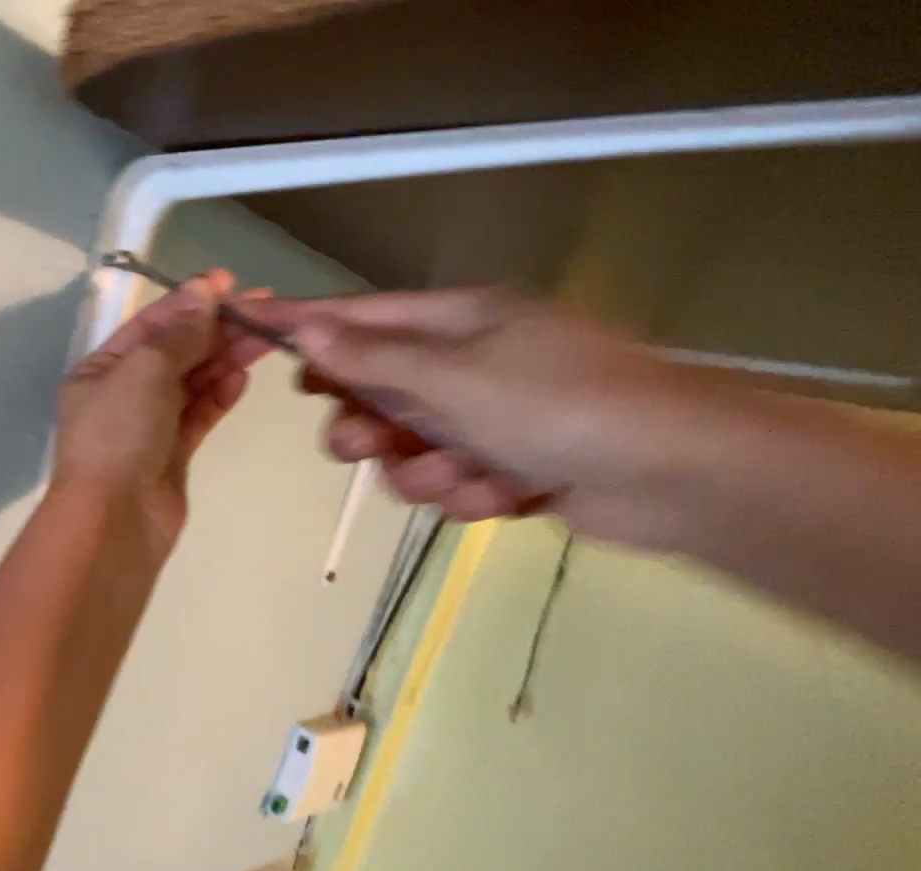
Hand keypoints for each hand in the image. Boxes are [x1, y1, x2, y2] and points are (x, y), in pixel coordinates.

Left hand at [53, 270, 274, 554]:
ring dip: (223, 359)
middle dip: (214, 330)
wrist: (114, 520)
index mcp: (98, 371)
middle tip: (264, 309)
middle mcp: (119, 396)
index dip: (187, 301)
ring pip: (190, 384)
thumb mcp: (143, 370)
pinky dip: (219, 396)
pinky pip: (198, 416)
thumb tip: (203, 296)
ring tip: (263, 340)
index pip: (147, 326)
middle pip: (173, 353)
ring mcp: (146, 428)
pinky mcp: (170, 457)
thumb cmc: (118, 435)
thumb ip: (178, 334)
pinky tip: (242, 378)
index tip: (230, 282)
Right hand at [242, 289, 720, 546]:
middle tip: (361, 445)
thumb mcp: (453, 377)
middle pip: (374, 391)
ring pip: (404, 448)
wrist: (675, 477)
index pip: (361, 316)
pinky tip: (502, 496)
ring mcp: (486, 417)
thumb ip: (373, 359)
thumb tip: (306, 330)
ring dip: (420, 471)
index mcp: (460, 321)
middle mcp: (467, 363)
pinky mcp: (504, 465)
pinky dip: (463, 493)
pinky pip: (445, 480)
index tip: (252, 328)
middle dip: (365, 425)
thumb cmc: (559, 406)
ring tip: (459, 479)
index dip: (307, 324)